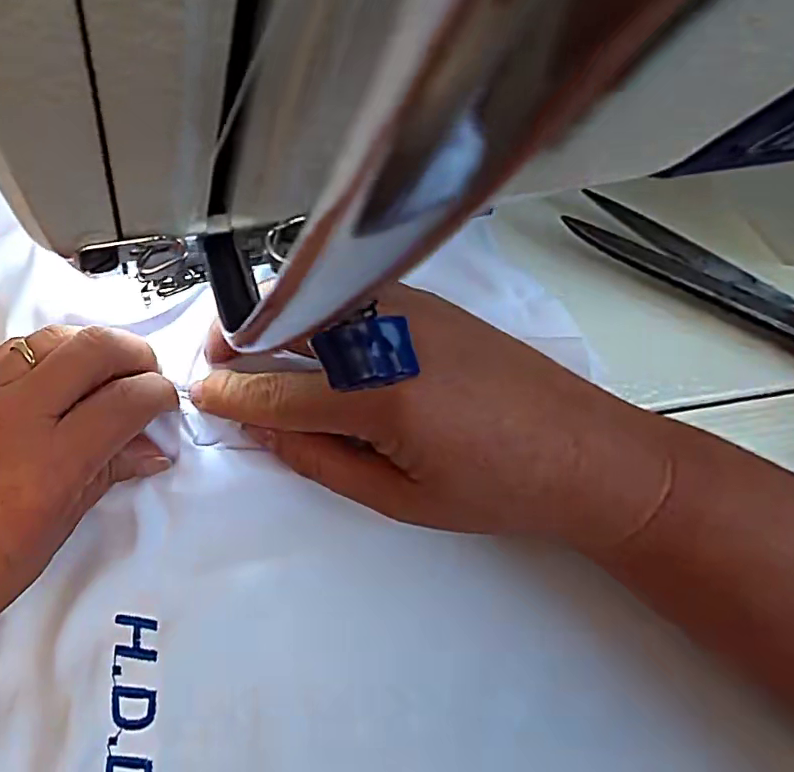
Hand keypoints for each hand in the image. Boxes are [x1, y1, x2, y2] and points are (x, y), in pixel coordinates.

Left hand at [0, 325, 177, 676]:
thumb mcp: (51, 534)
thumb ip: (103, 477)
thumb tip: (150, 448)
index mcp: (48, 463)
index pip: (123, 402)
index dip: (157, 395)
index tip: (168, 404)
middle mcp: (16, 413)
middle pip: (93, 349)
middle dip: (134, 354)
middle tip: (148, 376)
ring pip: (52, 338)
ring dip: (90, 345)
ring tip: (108, 371)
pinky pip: (15, 350)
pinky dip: (48, 351)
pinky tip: (58, 375)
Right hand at [191, 284, 676, 551]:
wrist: (594, 453)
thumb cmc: (500, 488)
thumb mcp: (400, 498)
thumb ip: (316, 458)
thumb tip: (256, 427)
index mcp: (380, 397)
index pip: (273, 391)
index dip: (227, 394)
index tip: (199, 394)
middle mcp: (383, 335)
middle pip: (276, 319)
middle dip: (230, 336)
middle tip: (216, 362)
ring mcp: (399, 305)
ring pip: (303, 296)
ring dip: (264, 319)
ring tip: (254, 349)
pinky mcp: (414, 295)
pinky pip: (337, 293)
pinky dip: (304, 310)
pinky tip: (310, 338)